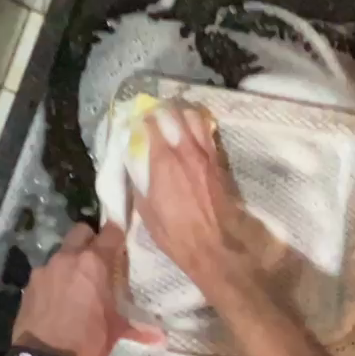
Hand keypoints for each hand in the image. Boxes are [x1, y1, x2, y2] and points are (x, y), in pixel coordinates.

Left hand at [12, 223, 158, 355]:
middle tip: (100, 259)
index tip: (122, 244)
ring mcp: (45, 269)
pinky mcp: (30, 284)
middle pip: (81, 232)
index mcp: (94, 263)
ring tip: (79, 284)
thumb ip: (139, 327)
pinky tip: (60, 299)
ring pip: (62, 252)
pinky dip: (56, 280)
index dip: (118, 235)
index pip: (111, 232)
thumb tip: (161, 337)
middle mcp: (68, 258)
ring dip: (72, 261)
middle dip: (91, 240)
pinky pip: (47, 273)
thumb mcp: (116, 331)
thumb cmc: (88, 341)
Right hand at [136, 105, 258, 294]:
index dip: (143, 118)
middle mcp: (185, 151)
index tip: (137, 120)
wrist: (215, 245)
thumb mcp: (146, 211)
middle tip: (156, 114)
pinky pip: (208, 134)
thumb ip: (139, 183)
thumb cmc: (176, 234)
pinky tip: (193, 134)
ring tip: (176, 119)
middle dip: (162, 110)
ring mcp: (206, 155)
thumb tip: (134, 167)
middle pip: (174, 114)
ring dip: (183, 114)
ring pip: (195, 118)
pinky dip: (199, 128)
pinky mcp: (219, 163)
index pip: (151, 123)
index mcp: (162, 161)